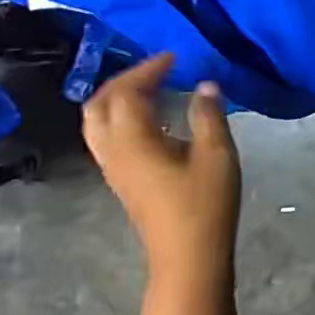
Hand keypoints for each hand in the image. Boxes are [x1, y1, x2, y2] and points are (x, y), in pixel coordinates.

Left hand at [82, 53, 241, 269]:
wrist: (188, 257)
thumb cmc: (205, 204)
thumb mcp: (217, 154)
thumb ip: (209, 115)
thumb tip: (205, 85)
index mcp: (134, 141)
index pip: (126, 92)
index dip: (147, 69)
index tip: (174, 57)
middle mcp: (113, 151)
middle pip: (99, 105)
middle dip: (123, 80)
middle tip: (156, 69)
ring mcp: (113, 168)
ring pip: (97, 123)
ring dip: (118, 98)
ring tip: (151, 88)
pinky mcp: (121, 180)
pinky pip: (107, 137)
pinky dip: (121, 116)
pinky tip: (152, 119)